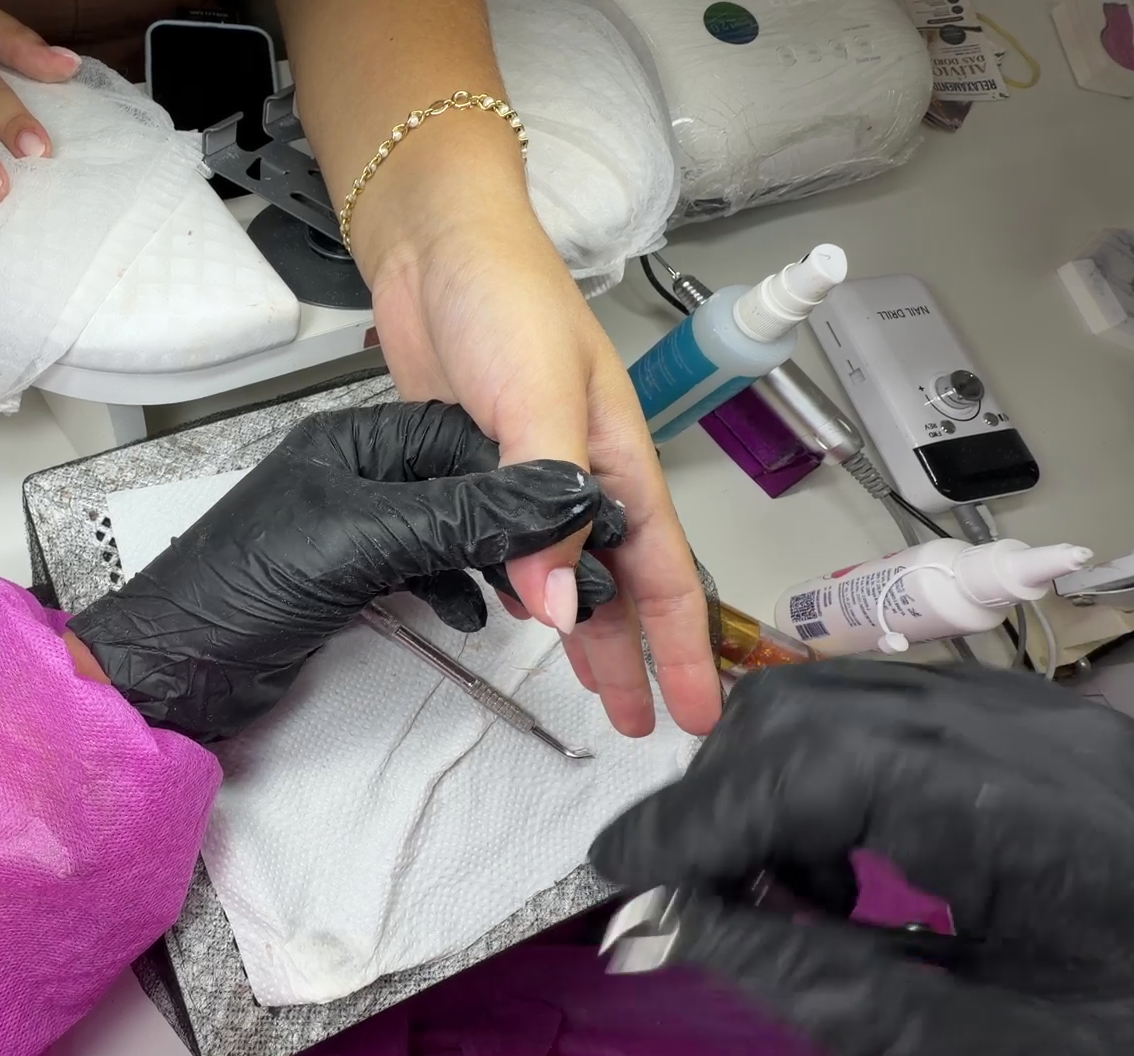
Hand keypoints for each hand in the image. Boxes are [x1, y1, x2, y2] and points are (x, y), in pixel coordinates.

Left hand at [67, 402, 623, 741]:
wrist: (171, 657)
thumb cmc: (242, 582)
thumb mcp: (358, 538)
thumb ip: (462, 517)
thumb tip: (562, 508)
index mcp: (369, 439)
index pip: (486, 449)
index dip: (547, 494)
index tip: (605, 539)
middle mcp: (368, 470)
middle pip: (476, 493)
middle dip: (531, 540)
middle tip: (585, 590)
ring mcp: (358, 522)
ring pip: (454, 532)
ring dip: (498, 565)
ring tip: (539, 605)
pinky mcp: (349, 570)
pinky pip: (422, 565)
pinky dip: (453, 585)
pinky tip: (472, 612)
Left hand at [366, 205, 720, 737]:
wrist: (435, 257)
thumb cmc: (505, 306)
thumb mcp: (540, 403)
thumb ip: (548, 503)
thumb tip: (559, 607)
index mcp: (612, 464)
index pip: (662, 572)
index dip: (684, 645)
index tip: (698, 713)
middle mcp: (571, 480)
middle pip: (614, 585)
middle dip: (631, 654)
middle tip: (637, 721)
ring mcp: (518, 481)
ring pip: (556, 572)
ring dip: (574, 629)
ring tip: (584, 686)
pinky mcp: (466, 474)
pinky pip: (497, 546)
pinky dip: (510, 587)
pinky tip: (506, 612)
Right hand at [590, 661, 1133, 1055]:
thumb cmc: (1130, 1049)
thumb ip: (809, 981)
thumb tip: (671, 910)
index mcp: (1056, 821)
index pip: (829, 768)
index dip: (710, 814)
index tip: (626, 864)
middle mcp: (1028, 730)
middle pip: (803, 716)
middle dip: (721, 800)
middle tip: (701, 883)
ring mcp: (1009, 704)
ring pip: (806, 696)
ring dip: (750, 782)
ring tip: (779, 876)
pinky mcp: (984, 705)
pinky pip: (840, 706)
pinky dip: (792, 770)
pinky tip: (826, 844)